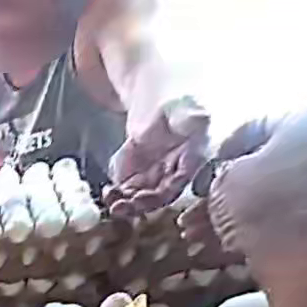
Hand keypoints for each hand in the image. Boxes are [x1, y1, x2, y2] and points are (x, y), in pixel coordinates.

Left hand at [105, 96, 210, 218]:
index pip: (184, 179)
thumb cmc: (174, 102)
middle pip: (159, 197)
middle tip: (124, 204)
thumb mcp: (184, 106)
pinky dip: (114, 197)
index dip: (168, 191)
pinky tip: (107, 191)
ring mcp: (152, 180)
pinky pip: (123, 195)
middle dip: (142, 204)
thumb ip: (189, 117)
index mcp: (194, 156)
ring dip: (125, 205)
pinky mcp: (132, 182)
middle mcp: (174, 174)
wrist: (152, 107)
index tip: (148, 194)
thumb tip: (198, 120)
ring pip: (139, 200)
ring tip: (112, 200)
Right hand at [180, 100, 306, 256]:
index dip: (220, 154)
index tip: (200, 176)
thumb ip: (223, 171)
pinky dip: (258, 221)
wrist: (302, 244)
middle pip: (269, 162)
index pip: (256, 127)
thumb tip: (224, 174)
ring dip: (235, 210)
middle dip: (227, 190)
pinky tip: (224, 240)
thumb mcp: (226, 178)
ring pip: (275, 188)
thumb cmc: (263, 197)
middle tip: (196, 210)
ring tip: (197, 234)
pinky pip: (289, 208)